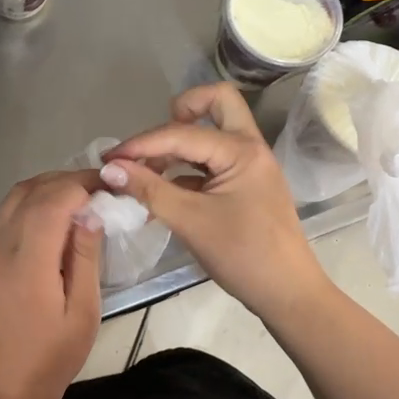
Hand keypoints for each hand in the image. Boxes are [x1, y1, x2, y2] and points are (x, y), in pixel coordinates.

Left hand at [0, 170, 104, 398]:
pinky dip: (33, 198)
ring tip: (81, 193)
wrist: (8, 385)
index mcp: (27, 267)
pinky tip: (56, 208)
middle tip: (101, 187)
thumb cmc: (54, 357)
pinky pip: (8, 211)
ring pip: (17, 195)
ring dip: (49, 185)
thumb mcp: (83, 312)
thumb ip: (85, 257)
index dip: (81, 186)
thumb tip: (92, 212)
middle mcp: (1, 250)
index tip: (109, 187)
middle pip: (33, 192)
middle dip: (68, 181)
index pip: (51, 204)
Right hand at [103, 82, 329, 319]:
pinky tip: (162, 194)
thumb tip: (110, 168)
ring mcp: (249, 166)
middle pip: (217, 102)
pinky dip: (185, 169)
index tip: (108, 158)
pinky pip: (211, 161)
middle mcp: (249, 147)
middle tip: (152, 142)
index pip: (181, 133)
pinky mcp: (245, 186)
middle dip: (180, 111)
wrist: (290, 297)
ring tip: (146, 173)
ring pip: (213, 131)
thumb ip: (149, 190)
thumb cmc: (244, 255)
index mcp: (241, 149)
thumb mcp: (191, 222)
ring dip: (179, 144)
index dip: (141, 144)